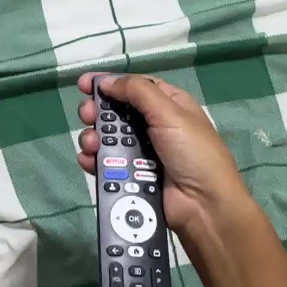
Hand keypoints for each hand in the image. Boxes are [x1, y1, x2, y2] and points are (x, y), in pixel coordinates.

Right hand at [76, 72, 251, 242]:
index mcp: (168, 104)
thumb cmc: (193, 152)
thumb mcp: (170, 113)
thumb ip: (137, 91)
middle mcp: (153, 125)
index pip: (134, 86)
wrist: (204, 204)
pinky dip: (94, 160)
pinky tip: (89, 160)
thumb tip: (106, 82)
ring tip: (91, 144)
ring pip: (106, 138)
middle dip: (96, 111)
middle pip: (115, 111)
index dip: (109, 83)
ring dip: (93, 137)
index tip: (83, 84)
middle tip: (86, 115)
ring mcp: (141, 152)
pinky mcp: (131, 175)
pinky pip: (106, 163)